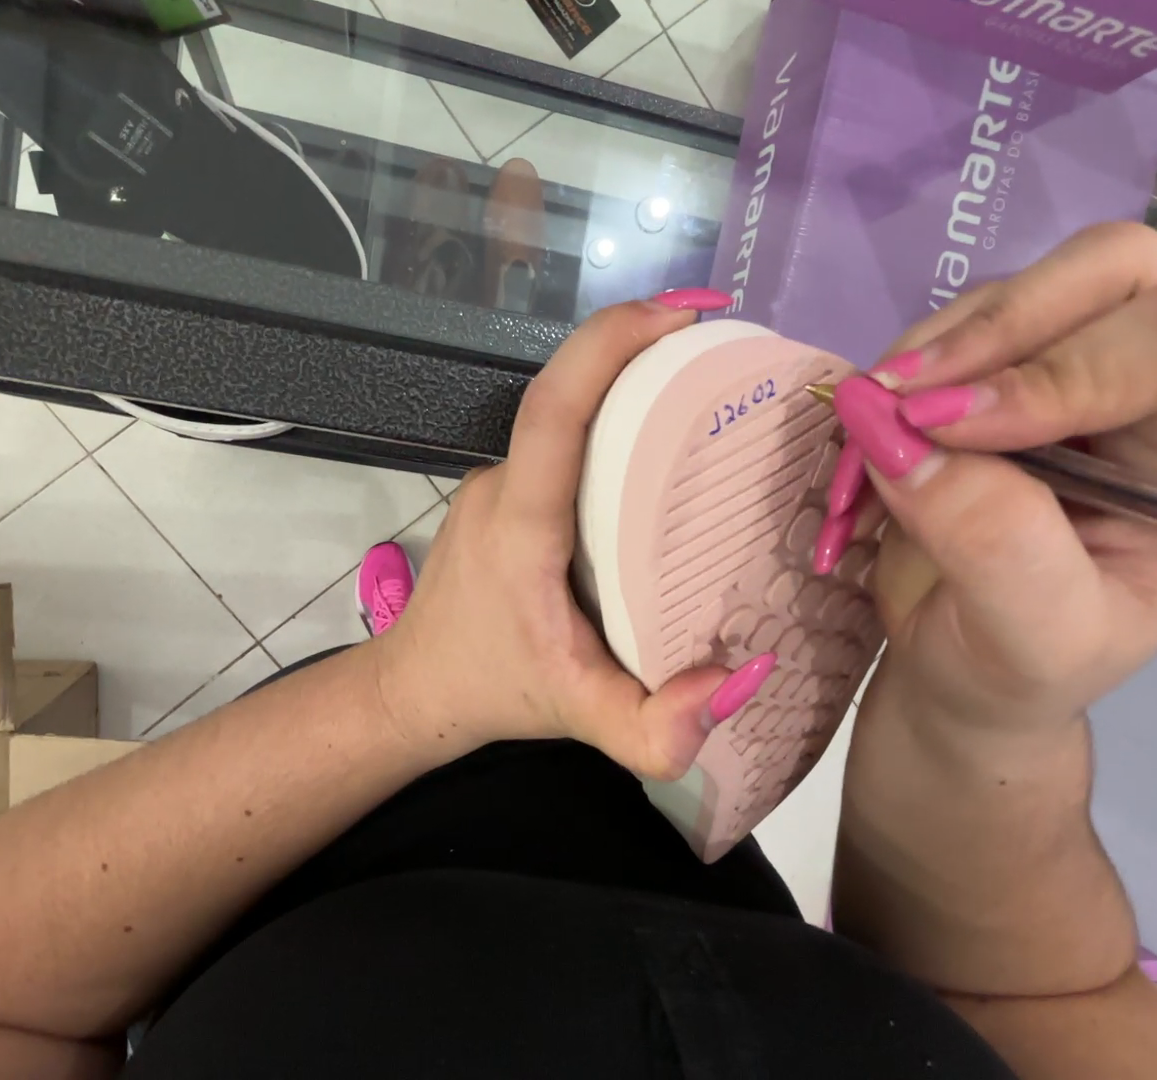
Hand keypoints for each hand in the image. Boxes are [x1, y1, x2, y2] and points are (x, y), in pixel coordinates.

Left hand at [368, 290, 770, 780]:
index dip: (608, 345)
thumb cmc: (492, 691)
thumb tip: (743, 681)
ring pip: (565, 423)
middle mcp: (502, 486)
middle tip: (729, 359)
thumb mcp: (580, 718)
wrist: (413, 686)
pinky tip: (657, 461)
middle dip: (643, 359)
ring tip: (710, 404)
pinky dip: (608, 435)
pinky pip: (558, 446)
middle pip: (569, 398)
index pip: (553, 409)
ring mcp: (493, 484)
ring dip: (630, 399)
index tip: (680, 314)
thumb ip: (656, 728)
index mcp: (521, 524)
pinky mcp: (499, 494)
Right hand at [824, 223, 1156, 728]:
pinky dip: (891, 376)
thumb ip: (988, 539)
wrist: (957, 670)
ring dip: (927, 352)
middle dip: (996, 328)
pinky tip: (867, 437)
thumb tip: (895, 435)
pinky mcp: (990, 380)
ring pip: (1015, 290)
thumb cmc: (1017, 670)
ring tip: (870, 429)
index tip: (947, 426)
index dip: (1067, 367)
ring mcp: (1068, 377)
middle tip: (898, 397)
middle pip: (1112, 274)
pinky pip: (944, 332)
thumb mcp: (1030, 635)